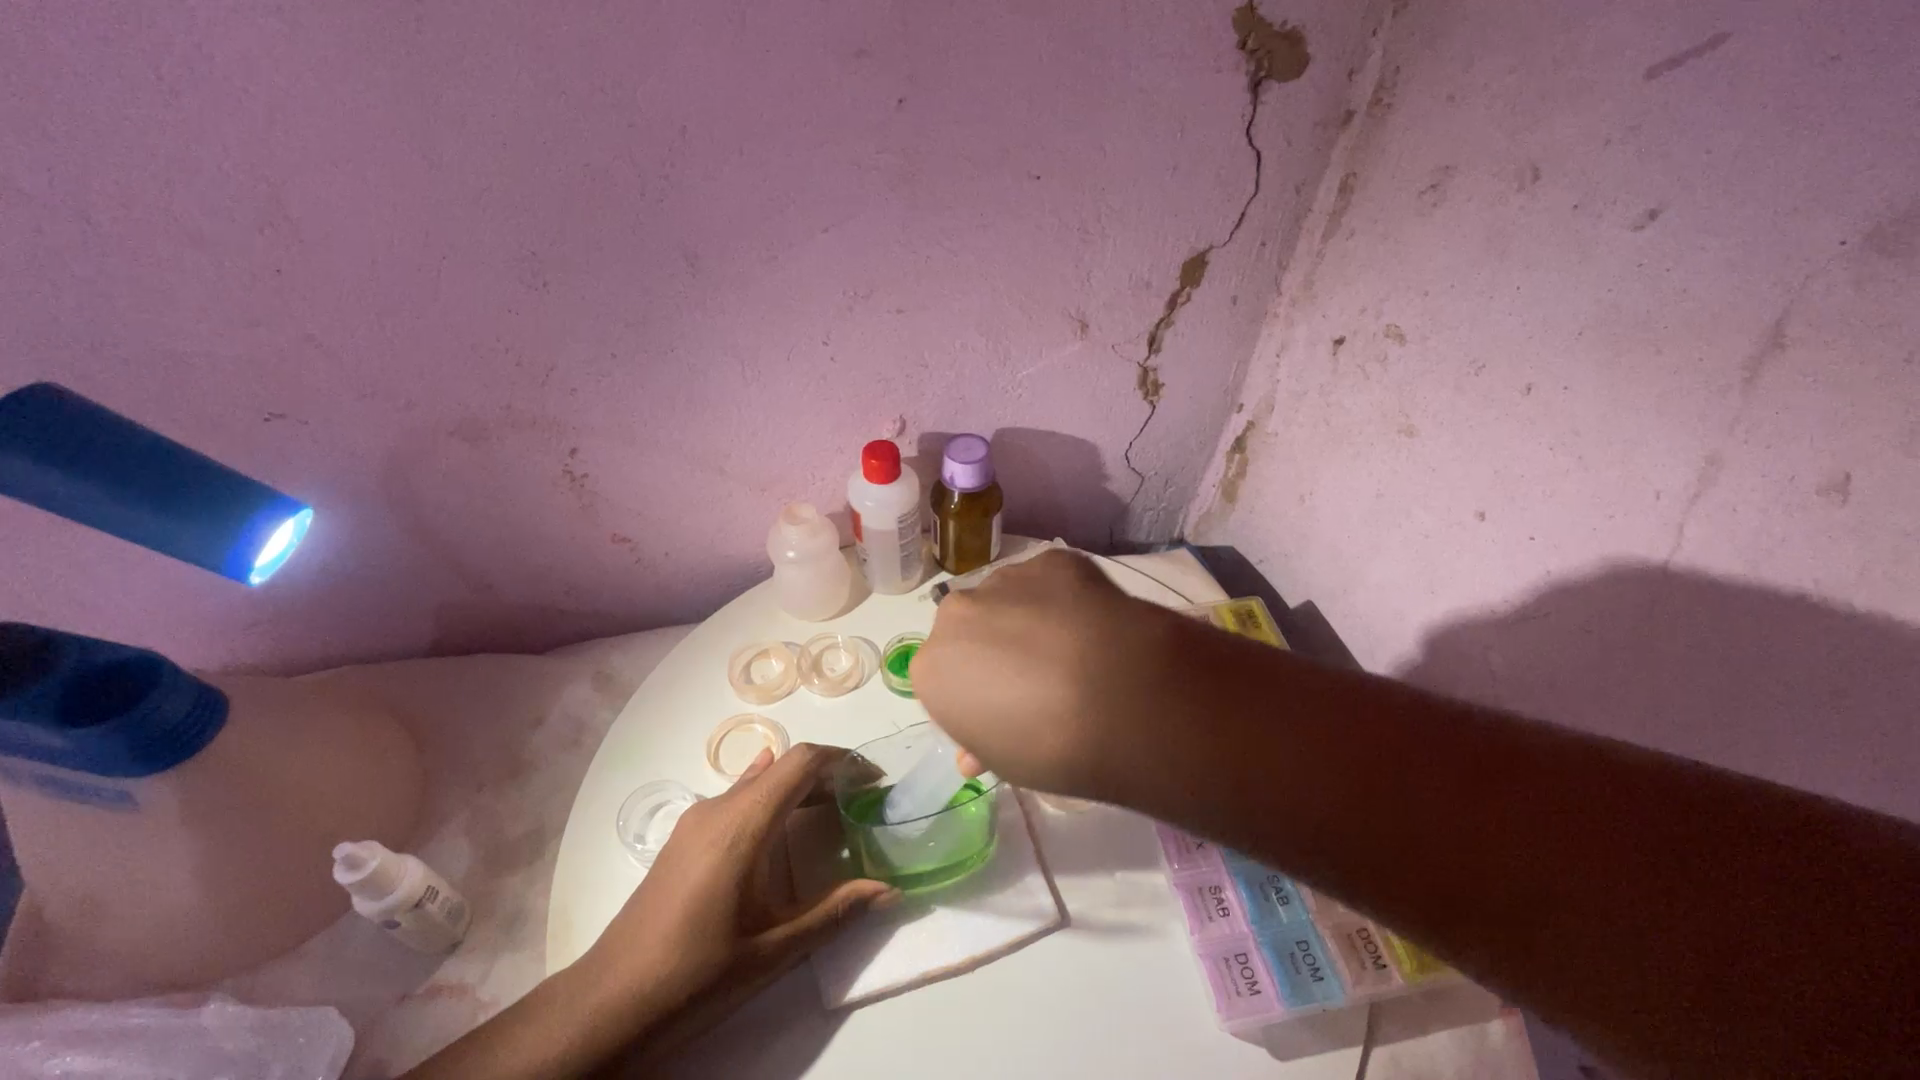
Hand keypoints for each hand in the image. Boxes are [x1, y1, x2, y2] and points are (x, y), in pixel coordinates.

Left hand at [578, 743, 896, 1054]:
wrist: (612, 999)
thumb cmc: (698, 972)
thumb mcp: (775, 949)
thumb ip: (835, 912)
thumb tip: (889, 890)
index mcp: (742, 825)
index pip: (800, 762)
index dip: (841, 760)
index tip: (874, 779)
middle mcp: (717, 810)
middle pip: (781, 768)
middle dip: (826, 776)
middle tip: (864, 799)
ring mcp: (695, 823)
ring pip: (756, 784)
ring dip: (797, 789)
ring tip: (834, 810)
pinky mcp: (683, 840)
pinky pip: (735, 801)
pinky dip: (769, 800)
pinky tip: (781, 813)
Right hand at [911, 550, 1198, 800]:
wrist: (1119, 700)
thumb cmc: (1049, 748)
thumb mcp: (1004, 762)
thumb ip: (982, 741)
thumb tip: (974, 752)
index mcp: (933, 667)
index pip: (944, 681)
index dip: (975, 698)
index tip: (1004, 713)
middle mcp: (957, 614)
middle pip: (970, 630)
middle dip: (994, 648)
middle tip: (1038, 679)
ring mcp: (1005, 580)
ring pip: (1008, 599)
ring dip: (1028, 618)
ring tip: (1072, 650)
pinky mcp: (1053, 560)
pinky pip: (1051, 580)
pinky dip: (1067, 597)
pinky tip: (1092, 624)